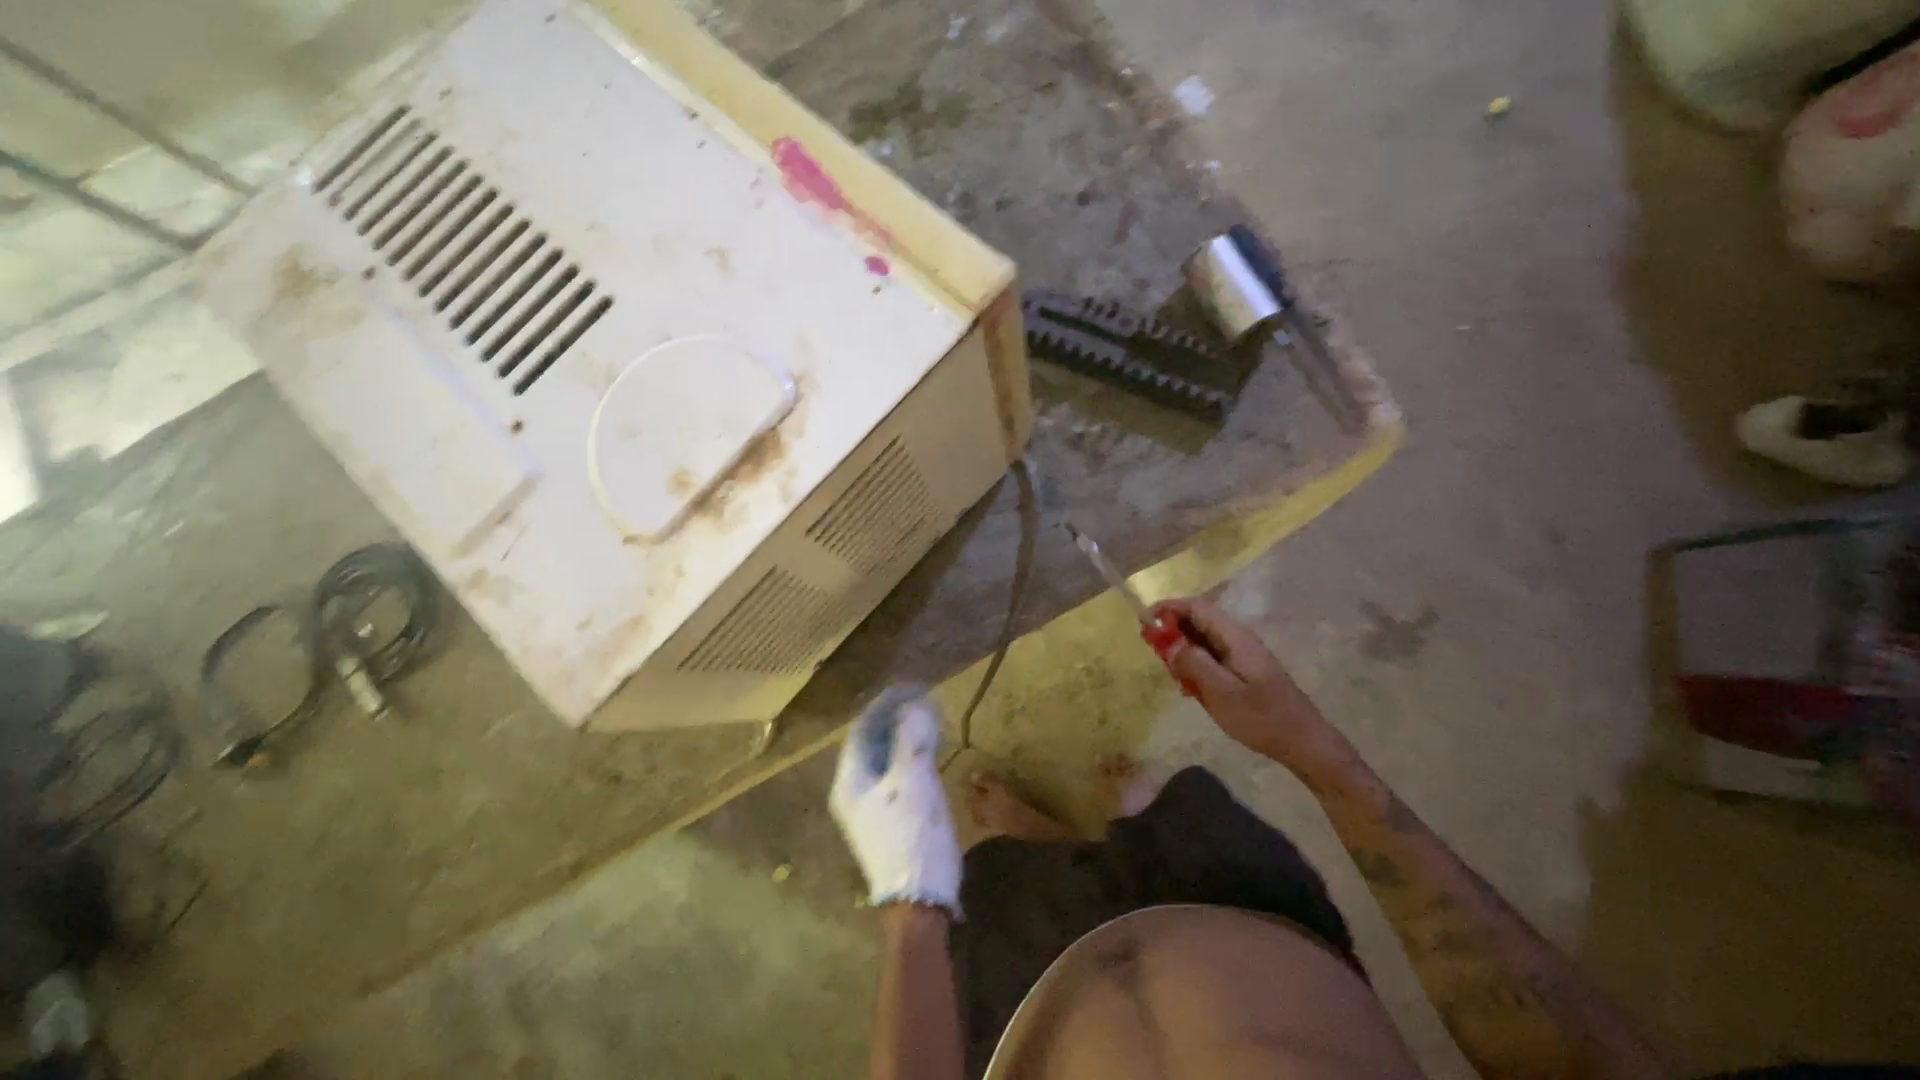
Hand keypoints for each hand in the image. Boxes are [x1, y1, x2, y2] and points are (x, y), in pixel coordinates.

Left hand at [830, 684, 961, 916]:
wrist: (918, 900)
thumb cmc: (912, 834)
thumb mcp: (915, 779)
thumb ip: (912, 738)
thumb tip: (915, 705)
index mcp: (850, 780)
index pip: (863, 728)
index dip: (887, 703)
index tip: (915, 687)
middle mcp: (852, 793)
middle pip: (871, 743)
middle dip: (896, 719)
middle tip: (924, 701)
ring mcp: (868, 811)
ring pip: (884, 761)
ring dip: (904, 739)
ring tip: (930, 721)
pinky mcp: (887, 824)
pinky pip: (895, 778)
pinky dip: (910, 760)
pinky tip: (929, 756)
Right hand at [1154, 597, 1349, 771]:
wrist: (1303, 743)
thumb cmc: (1262, 718)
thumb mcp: (1221, 692)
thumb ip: (1194, 663)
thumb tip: (1168, 641)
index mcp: (1235, 638)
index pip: (1198, 608)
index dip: (1169, 608)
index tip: (1144, 621)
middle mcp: (1239, 640)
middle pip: (1200, 621)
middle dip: (1173, 631)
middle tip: (1152, 651)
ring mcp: (1243, 656)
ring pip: (1205, 642)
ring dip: (1184, 652)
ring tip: (1172, 675)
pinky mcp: (1245, 672)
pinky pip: (1213, 659)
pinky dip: (1197, 666)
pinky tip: (1191, 689)